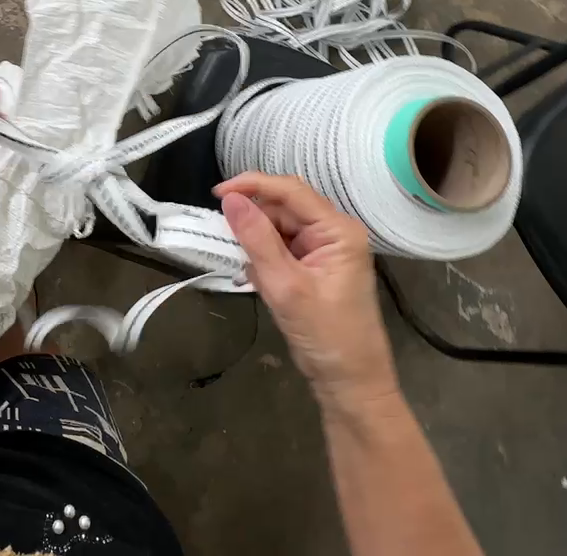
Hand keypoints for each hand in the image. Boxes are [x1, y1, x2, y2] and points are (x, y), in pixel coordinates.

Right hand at [217, 172, 400, 416]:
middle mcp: (334, 232)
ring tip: (245, 263)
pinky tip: (257, 276)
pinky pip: (282, 245)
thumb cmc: (325, 334)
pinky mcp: (315, 265)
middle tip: (223, 231)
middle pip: (284, 205)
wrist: (350, 383)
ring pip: (279, 225)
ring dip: (257, 239)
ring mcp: (325, 249)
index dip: (252, 185)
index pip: (291, 190)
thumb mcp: (284, 285)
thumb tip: (230, 199)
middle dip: (253, 216)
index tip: (216, 193)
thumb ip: (256, 238)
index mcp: (338, 230)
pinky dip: (264, 255)